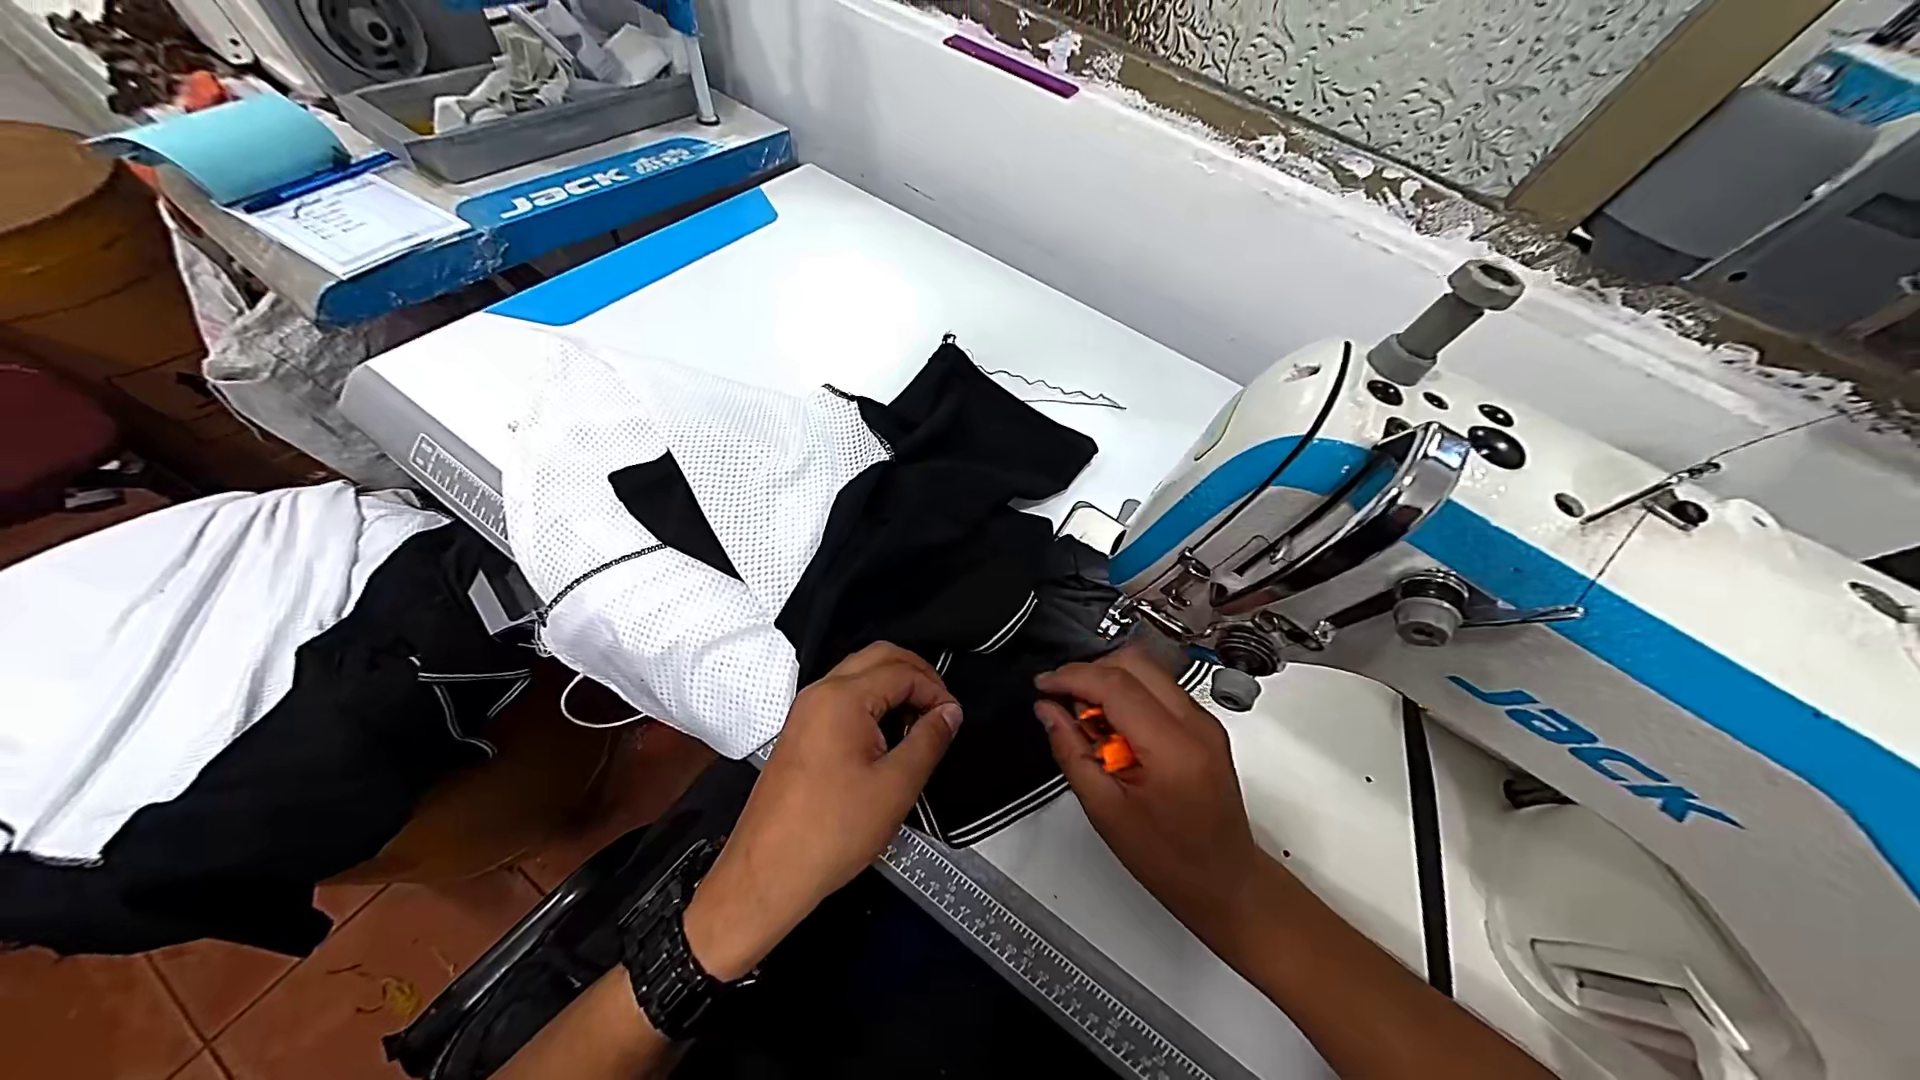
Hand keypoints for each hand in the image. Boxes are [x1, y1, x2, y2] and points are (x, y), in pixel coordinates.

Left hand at [684, 643, 962, 978]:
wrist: (767, 874)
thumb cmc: (826, 834)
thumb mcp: (896, 786)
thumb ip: (929, 740)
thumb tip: (948, 713)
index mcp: (841, 699)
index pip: (902, 671)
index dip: (936, 689)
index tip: (951, 716)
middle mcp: (819, 694)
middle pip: (879, 657)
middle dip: (917, 675)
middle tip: (940, 707)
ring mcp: (806, 711)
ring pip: (860, 674)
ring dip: (894, 687)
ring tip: (919, 724)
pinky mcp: (801, 731)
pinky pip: (843, 697)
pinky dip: (872, 702)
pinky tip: (889, 736)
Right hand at [1034, 645, 1263, 941]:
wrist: (1224, 881)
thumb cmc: (1174, 860)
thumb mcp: (1105, 810)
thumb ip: (1071, 751)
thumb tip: (1048, 711)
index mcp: (1173, 748)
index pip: (1115, 683)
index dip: (1071, 677)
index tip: (1045, 685)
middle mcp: (1196, 725)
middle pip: (1133, 662)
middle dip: (1089, 673)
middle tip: (1063, 702)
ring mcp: (1205, 722)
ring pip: (1146, 669)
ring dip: (1108, 684)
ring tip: (1090, 724)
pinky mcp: (1203, 725)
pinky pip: (1158, 688)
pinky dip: (1127, 696)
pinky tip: (1113, 732)